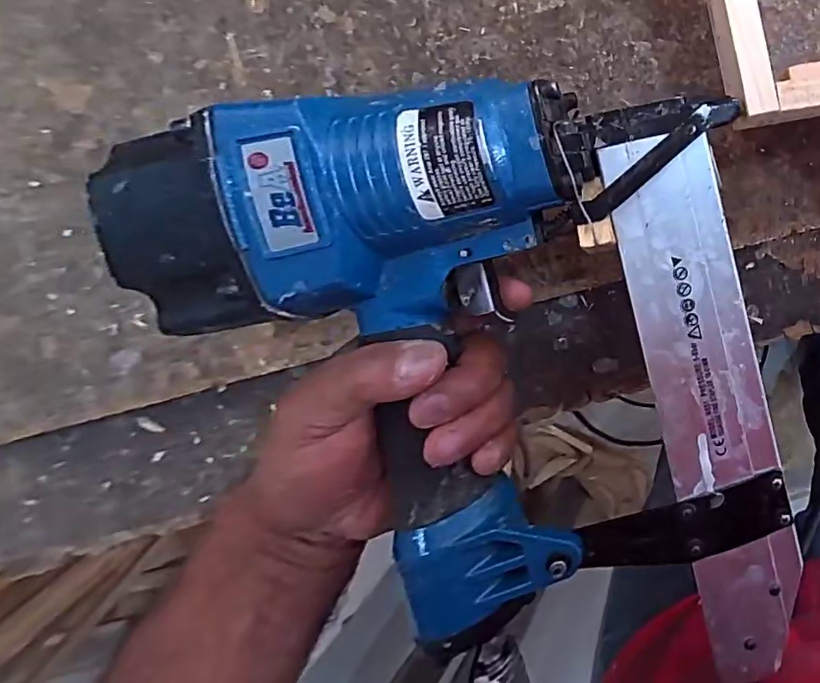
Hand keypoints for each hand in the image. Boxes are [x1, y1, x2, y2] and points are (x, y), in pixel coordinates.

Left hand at [231, 279, 530, 555]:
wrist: (310, 529)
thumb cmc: (303, 455)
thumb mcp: (314, 407)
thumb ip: (364, 374)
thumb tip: (432, 358)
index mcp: (405, 342)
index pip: (454, 302)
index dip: (490, 291)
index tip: (516, 296)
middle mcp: (441, 365)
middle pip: (488, 352)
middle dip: (467, 388)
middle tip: (424, 419)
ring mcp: (462, 404)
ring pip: (503, 392)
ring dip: (476, 424)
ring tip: (434, 455)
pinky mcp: (475, 442)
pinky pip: (509, 432)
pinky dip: (498, 446)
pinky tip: (474, 464)